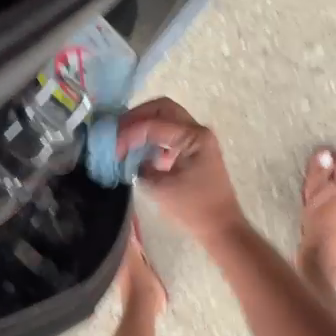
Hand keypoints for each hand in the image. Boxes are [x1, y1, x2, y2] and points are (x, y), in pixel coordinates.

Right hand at [116, 98, 246, 243]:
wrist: (220, 226)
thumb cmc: (193, 208)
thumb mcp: (160, 188)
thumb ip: (141, 167)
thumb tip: (128, 158)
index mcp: (194, 137)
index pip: (154, 124)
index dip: (129, 133)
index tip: (114, 149)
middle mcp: (198, 131)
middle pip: (162, 108)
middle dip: (136, 117)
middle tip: (117, 132)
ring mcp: (197, 139)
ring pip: (166, 118)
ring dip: (144, 125)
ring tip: (124, 139)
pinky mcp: (194, 150)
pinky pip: (170, 133)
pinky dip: (152, 137)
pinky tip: (139, 151)